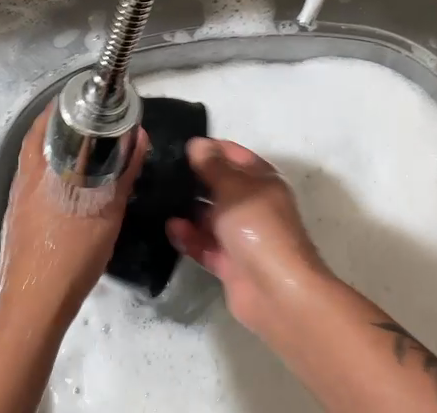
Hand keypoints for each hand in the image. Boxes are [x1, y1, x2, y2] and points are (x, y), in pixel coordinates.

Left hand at [0, 103, 148, 328]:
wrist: (35, 306)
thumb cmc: (71, 253)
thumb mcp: (107, 211)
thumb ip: (123, 172)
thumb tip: (139, 137)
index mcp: (39, 168)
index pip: (46, 121)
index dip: (64, 106)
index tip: (88, 99)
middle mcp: (23, 178)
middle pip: (38, 140)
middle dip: (63, 128)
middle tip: (92, 124)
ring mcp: (16, 201)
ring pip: (35, 163)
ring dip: (57, 152)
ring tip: (88, 152)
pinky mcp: (17, 221)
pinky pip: (35, 184)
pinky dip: (53, 175)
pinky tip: (73, 189)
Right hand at [165, 138, 329, 335]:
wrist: (277, 292)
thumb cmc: (258, 228)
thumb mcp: (234, 189)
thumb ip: (212, 166)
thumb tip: (197, 144)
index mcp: (262, 181)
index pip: (233, 155)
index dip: (209, 149)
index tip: (179, 147)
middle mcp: (252, 205)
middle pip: (219, 185)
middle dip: (193, 179)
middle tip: (159, 173)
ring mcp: (241, 235)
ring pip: (210, 216)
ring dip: (188, 210)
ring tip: (158, 200)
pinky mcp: (230, 262)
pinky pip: (205, 244)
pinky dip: (190, 237)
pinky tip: (171, 228)